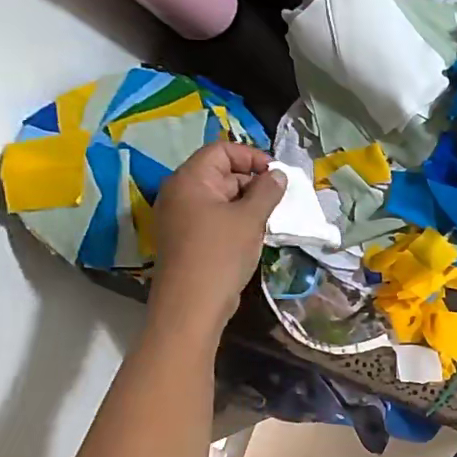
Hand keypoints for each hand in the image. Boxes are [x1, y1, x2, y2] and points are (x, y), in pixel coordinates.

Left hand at [147, 142, 284, 336]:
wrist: (191, 307)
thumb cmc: (220, 255)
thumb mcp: (250, 219)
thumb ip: (267, 191)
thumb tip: (277, 175)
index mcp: (189, 179)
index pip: (221, 150)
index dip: (251, 156)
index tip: (276, 174)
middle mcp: (178, 193)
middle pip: (218, 173)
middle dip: (251, 182)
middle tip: (277, 199)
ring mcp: (178, 218)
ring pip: (217, 198)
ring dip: (245, 203)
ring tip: (269, 219)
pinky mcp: (183, 240)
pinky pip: (211, 219)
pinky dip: (232, 220)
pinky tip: (252, 236)